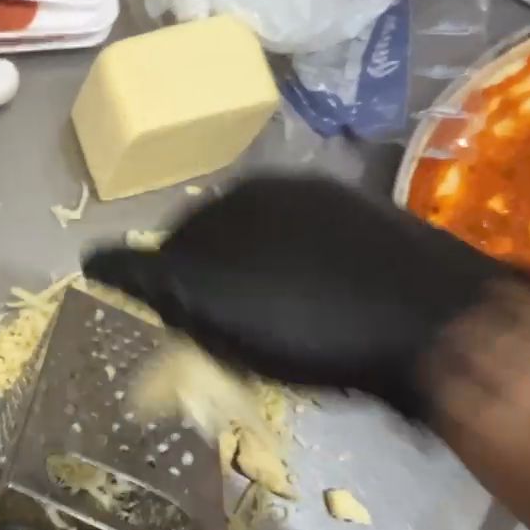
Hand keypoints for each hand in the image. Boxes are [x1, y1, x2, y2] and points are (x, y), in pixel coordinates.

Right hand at [81, 175, 529, 420]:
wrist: (440, 331)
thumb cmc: (304, 320)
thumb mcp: (202, 302)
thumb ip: (143, 276)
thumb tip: (90, 260)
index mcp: (238, 197)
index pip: (171, 243)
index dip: (168, 293)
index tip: (181, 332)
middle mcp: (287, 190)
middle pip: (218, 249)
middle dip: (210, 290)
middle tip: (221, 339)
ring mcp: (339, 208)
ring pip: (265, 258)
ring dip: (253, 294)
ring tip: (271, 337)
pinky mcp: (381, 235)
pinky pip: (312, 265)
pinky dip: (299, 293)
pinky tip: (317, 324)